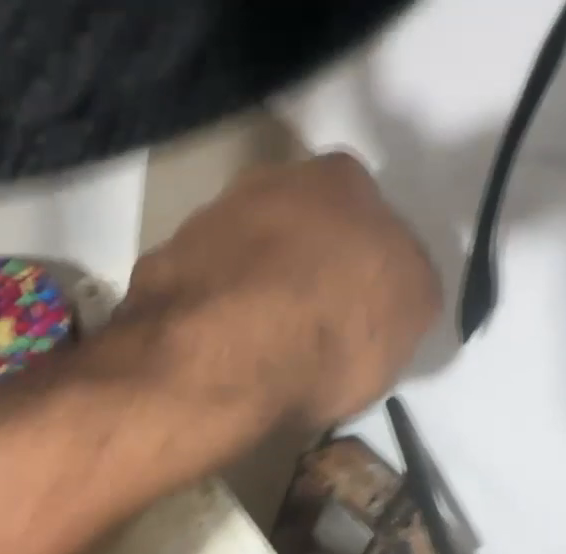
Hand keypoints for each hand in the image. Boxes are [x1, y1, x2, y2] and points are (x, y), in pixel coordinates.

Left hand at [121, 153, 439, 429]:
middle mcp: (262, 184)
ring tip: (252, 356)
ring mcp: (199, 225)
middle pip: (289, 228)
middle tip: (304, 331)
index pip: (360, 210)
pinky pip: (190, 297)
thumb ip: (403, 284)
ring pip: (234, 259)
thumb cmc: (333, 325)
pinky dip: (201, 323)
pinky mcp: (153, 273)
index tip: (354, 309)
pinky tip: (210, 361)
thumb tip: (386, 290)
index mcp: (338, 180)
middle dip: (296, 271)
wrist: (222, 357)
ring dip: (243, 295)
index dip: (359, 262)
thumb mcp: (412, 310)